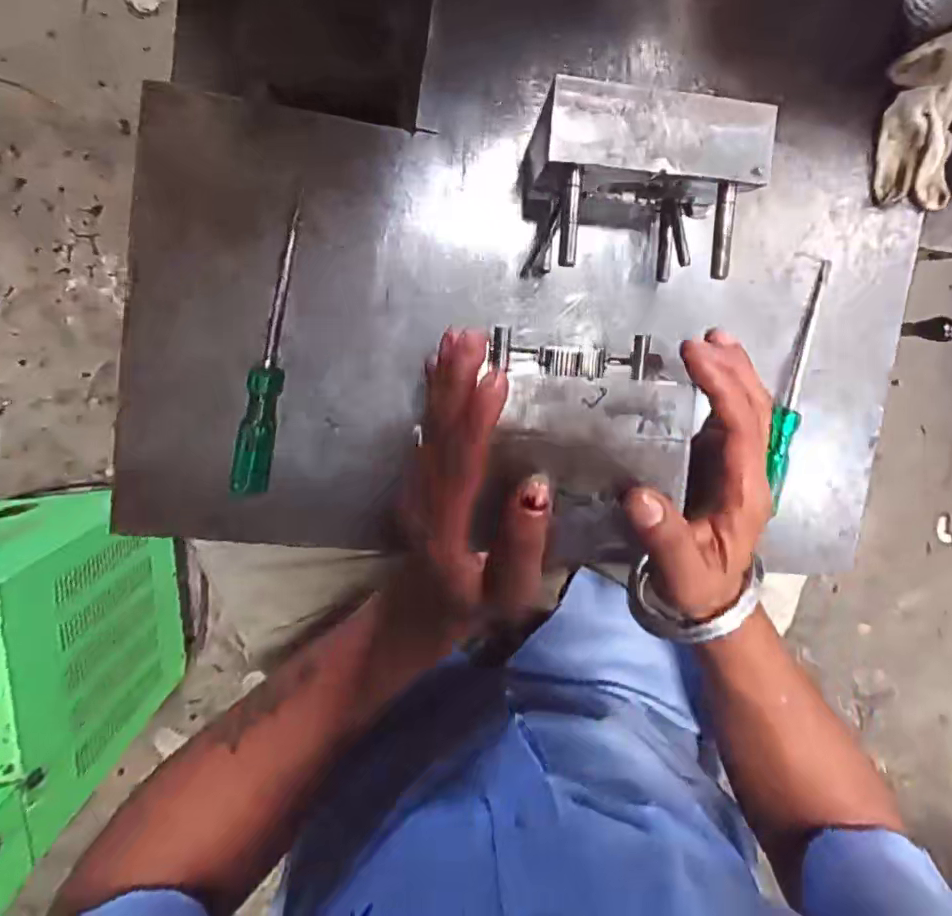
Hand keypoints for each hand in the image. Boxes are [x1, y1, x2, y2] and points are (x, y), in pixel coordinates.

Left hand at [388, 328, 552, 649]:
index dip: (477, 420)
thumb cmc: (472, 608)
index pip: (464, 465)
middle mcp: (424, 500)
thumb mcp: (509, 595)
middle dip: (454, 383)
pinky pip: (426, 430)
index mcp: (447, 528)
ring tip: (455, 340)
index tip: (496, 377)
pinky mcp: (416, 478)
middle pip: (440, 436)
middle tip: (469, 337)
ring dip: (441, 382)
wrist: (414, 615)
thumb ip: (523, 546)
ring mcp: (414, 488)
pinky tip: (435, 367)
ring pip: (429, 428)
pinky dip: (431, 396)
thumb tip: (536, 487)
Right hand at [624, 329, 774, 620]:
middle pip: (756, 409)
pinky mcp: (724, 464)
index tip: (694, 355)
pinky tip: (707, 369)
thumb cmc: (699, 585)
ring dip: (735, 372)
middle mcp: (751, 471)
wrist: (715, 600)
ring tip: (714, 340)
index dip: (723, 387)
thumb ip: (664, 537)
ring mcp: (740, 465)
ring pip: (750, 409)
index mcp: (745, 491)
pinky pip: (731, 417)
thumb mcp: (681, 571)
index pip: (743, 427)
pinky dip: (724, 387)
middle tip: (704, 340)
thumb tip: (637, 495)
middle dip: (734, 370)